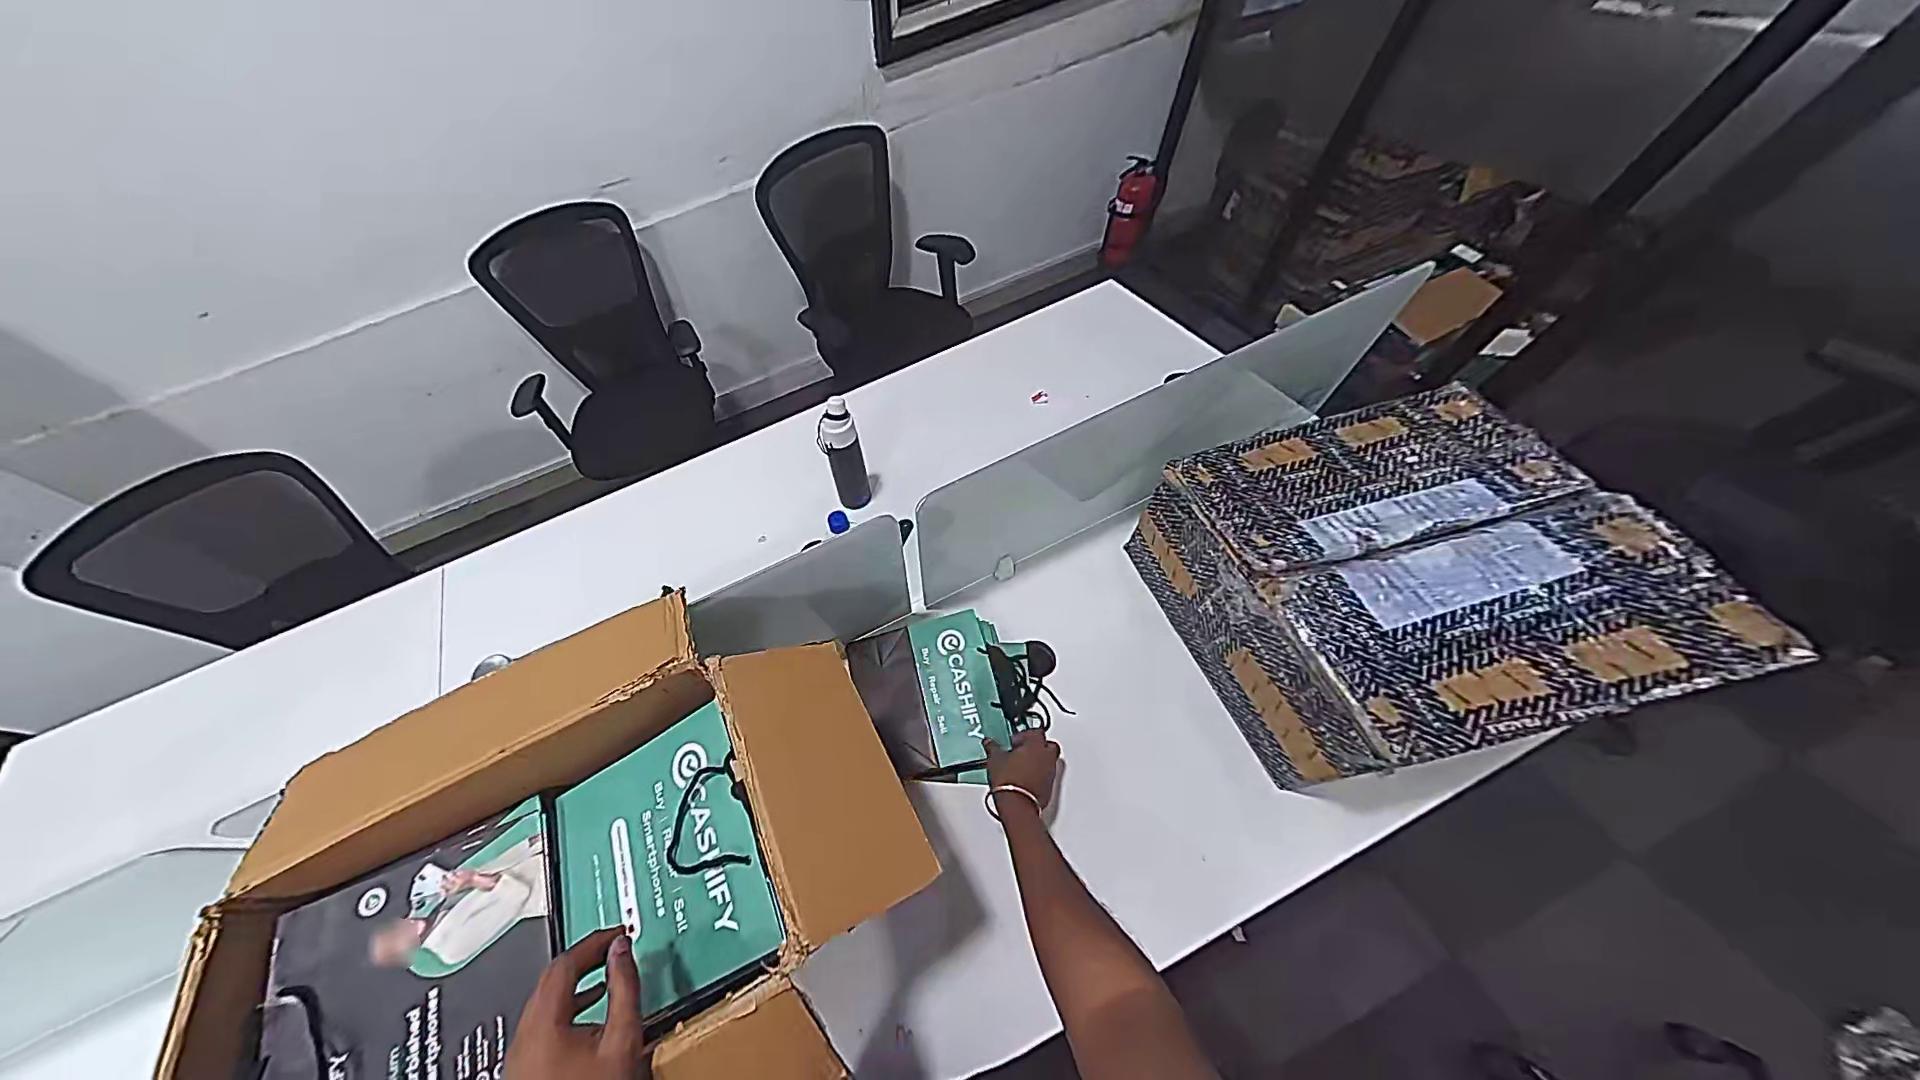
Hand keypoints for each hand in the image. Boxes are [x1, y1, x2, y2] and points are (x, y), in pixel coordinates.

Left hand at [506, 928, 649, 1079]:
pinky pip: (543, 1022)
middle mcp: (523, 1038)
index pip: (564, 964)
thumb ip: (625, 987)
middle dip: (586, 958)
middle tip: (615, 946)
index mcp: (542, 1024)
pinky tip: (591, 1010)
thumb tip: (623, 950)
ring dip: (577, 981)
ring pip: (545, 1001)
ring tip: (608, 973)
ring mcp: (520, 1057)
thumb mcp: (622, 1038)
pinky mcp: (524, 1070)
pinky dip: (569, 1004)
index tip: (619, 933)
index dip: (595, 942)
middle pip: (550, 980)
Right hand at [983, 731, 1059, 817]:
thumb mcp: (995, 759)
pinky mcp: (1050, 787)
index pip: (1035, 732)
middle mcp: (1047, 756)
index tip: (1014, 741)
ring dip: (1038, 761)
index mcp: (1036, 744)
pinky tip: (1026, 779)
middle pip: (1048, 744)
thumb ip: (993, 748)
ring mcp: (1050, 772)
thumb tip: (989, 743)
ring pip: (1049, 760)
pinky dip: (1039, 775)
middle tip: (1023, 751)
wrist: (1016, 805)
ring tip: (1022, 766)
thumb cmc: (1009, 780)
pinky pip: (1047, 776)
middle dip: (1037, 746)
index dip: (1024, 735)